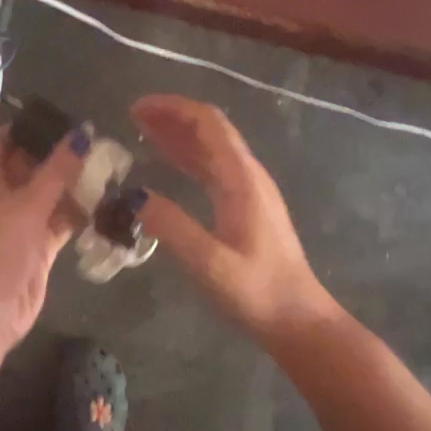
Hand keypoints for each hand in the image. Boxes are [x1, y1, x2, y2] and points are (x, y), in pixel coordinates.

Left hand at [0, 126, 85, 367]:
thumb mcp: (26, 205)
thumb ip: (58, 170)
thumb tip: (84, 132)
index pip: (3, 139)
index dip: (27, 125)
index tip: (61, 115)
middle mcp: (3, 193)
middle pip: (32, 163)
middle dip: (60, 152)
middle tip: (98, 138)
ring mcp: (21, 220)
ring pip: (51, 191)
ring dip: (75, 181)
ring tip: (111, 164)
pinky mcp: (39, 245)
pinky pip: (62, 219)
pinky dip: (81, 211)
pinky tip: (107, 200)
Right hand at [133, 95, 339, 343]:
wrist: (299, 322)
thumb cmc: (257, 292)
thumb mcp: (208, 263)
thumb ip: (170, 226)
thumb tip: (131, 196)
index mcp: (241, 178)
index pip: (208, 123)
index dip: (172, 108)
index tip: (136, 109)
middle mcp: (247, 175)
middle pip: (209, 129)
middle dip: (171, 117)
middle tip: (132, 118)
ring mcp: (249, 191)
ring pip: (210, 148)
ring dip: (178, 135)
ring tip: (141, 132)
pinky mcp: (246, 207)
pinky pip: (213, 168)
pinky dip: (187, 157)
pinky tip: (167, 164)